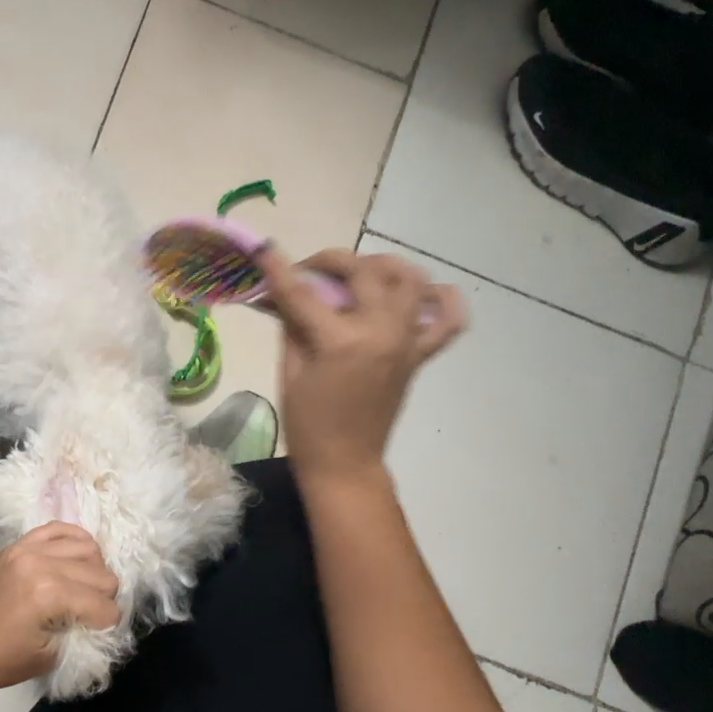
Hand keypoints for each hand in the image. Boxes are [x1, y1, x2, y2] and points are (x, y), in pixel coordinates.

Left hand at [0, 523, 120, 698]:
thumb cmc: (4, 661)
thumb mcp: (54, 657)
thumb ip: (87, 633)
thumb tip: (108, 618)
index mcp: (48, 594)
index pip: (105, 605)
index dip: (107, 625)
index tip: (93, 635)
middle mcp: (40, 563)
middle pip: (103, 575)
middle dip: (102, 600)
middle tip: (86, 617)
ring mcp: (27, 549)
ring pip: (88, 548)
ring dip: (92, 572)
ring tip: (79, 591)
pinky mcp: (18, 545)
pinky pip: (60, 529)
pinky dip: (74, 543)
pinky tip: (72, 563)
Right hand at [258, 247, 467, 487]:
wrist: (345, 461)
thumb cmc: (307, 424)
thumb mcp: (290, 372)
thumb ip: (292, 327)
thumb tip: (285, 295)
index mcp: (341, 342)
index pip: (304, 294)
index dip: (278, 270)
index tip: (263, 249)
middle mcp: (381, 332)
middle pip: (364, 272)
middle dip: (332, 260)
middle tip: (308, 269)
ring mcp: (407, 341)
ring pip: (409, 280)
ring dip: (382, 266)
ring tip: (358, 275)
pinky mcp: (420, 354)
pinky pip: (449, 319)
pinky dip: (441, 299)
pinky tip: (420, 294)